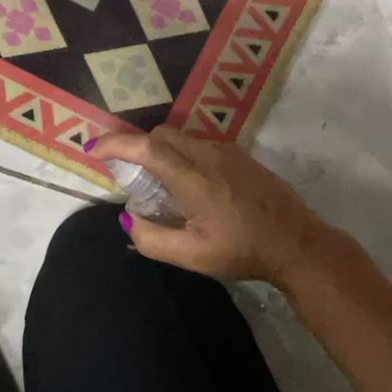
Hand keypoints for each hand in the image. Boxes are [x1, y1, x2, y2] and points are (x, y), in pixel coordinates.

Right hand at [91, 127, 339, 283]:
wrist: (298, 244)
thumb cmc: (244, 251)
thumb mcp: (193, 257)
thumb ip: (153, 239)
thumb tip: (128, 219)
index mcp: (194, 178)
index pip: (146, 147)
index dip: (116, 144)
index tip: (93, 150)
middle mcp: (209, 155)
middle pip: (161, 134)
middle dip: (137, 146)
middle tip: (127, 174)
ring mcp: (228, 152)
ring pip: (181, 137)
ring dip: (160, 151)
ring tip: (157, 184)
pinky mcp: (240, 156)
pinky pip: (199, 144)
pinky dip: (180, 154)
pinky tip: (187, 185)